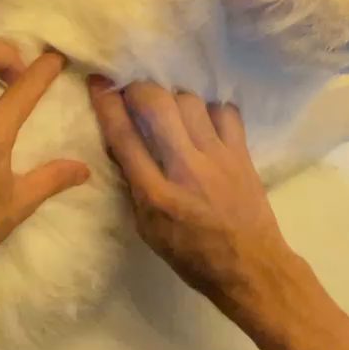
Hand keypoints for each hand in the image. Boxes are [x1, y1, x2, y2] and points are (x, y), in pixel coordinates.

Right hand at [88, 78, 306, 314]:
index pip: (124, 136)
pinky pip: (224, 111)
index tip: (98, 82)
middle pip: (157, 103)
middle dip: (139, 88)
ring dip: (173, 98)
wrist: (250, 267)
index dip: (107, 103)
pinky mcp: (242, 153)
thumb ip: (134, 188)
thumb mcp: (148, 230)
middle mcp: (185, 168)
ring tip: (169, 110)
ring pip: (190, 100)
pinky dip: (209, 110)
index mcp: (155, 195)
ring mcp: (218, 156)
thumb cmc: (192, 256)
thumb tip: (122, 147)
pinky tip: (203, 122)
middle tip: (134, 92)